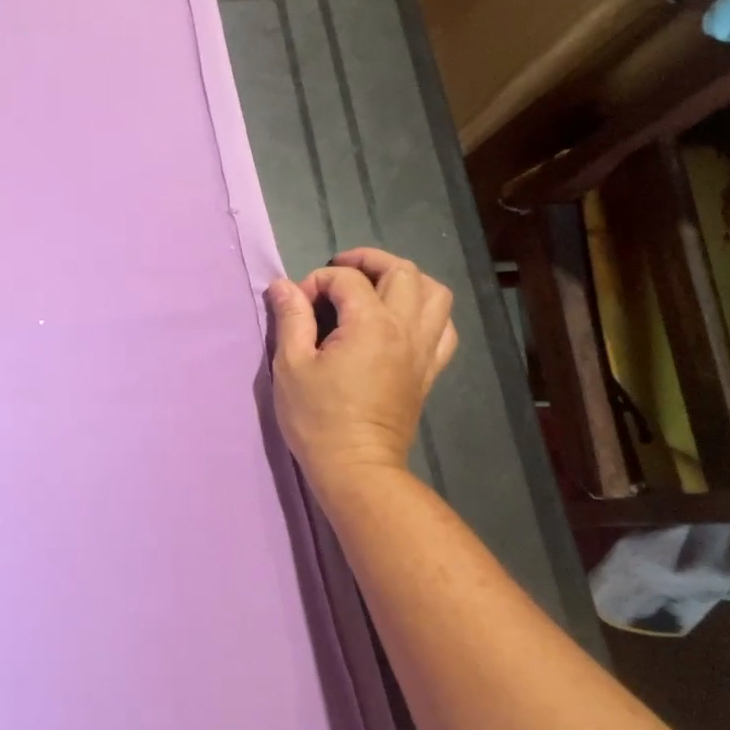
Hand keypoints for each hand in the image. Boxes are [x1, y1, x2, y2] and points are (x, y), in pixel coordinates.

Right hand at [267, 248, 457, 478]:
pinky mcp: (429, 371)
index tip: (295, 305)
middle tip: (340, 271)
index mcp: (371, 324)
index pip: (346, 279)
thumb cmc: (317, 418)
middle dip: (368, 262)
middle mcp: (406, 328)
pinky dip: (428, 314)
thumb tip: (284, 286)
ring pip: (435, 293)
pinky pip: (444, 329)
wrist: (356, 467)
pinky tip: (404, 321)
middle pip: (402, 272)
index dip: (316, 282)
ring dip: (407, 281)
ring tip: (378, 287)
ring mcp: (424, 350)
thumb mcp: (291, 365)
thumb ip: (291, 318)